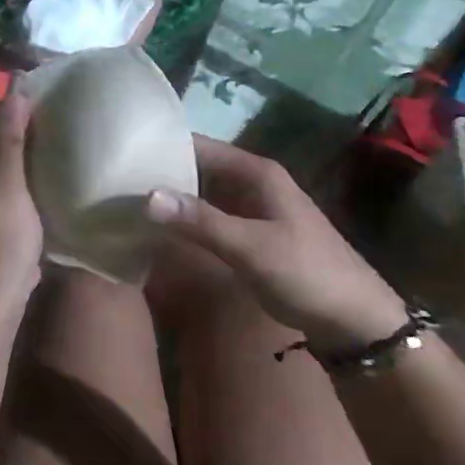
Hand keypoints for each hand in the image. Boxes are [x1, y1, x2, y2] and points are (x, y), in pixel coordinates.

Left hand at [0, 94, 41, 300]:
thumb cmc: (2, 233)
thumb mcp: (10, 182)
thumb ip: (11, 138)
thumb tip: (14, 94)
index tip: (30, 104)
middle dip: (10, 124)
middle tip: (45, 119)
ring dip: (17, 147)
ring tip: (49, 139)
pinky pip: (3, 179)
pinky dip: (20, 169)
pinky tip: (45, 170)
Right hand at [146, 136, 406, 351]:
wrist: (352, 318)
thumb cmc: (306, 272)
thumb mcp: (251, 246)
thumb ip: (201, 221)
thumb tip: (148, 195)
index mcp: (257, 173)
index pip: (200, 146)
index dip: (164, 146)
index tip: (121, 153)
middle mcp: (252, 184)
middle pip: (199, 168)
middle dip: (162, 173)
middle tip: (113, 182)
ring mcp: (252, 210)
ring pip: (203, 195)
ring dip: (172, 199)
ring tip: (125, 203)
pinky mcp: (250, 236)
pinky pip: (210, 220)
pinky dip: (186, 223)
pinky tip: (157, 232)